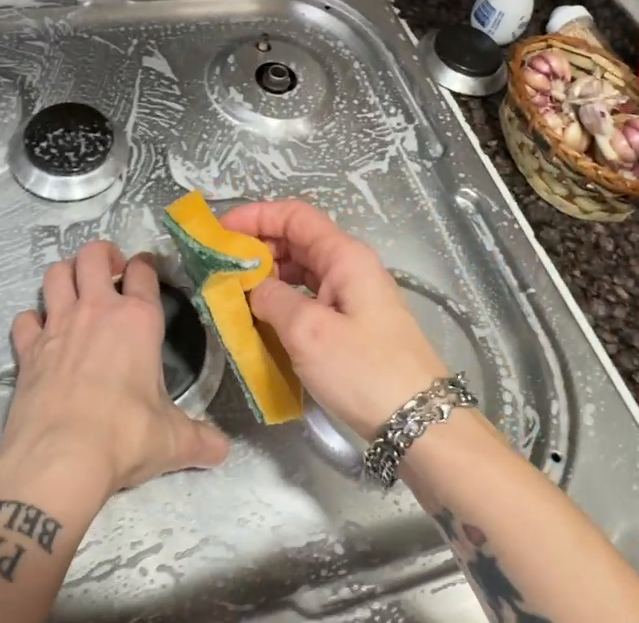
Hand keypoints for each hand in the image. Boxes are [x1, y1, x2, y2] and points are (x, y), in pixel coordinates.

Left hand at [0, 242, 229, 496]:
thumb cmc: (124, 437)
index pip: (144, 271)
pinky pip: (25, 318)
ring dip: (66, 274)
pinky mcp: (28, 349)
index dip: (147, 264)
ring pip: (55, 274)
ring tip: (76, 289)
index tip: (147, 269)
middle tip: (111, 270)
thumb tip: (222, 450)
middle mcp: (97, 311)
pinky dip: (32, 321)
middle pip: (93, 255)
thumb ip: (199, 439)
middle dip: (102, 254)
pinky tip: (41, 333)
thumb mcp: (173, 440)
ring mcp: (57, 326)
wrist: (60, 460)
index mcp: (138, 319)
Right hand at [222, 200, 449, 438]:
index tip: (220, 232)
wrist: (418, 422)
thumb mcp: (308, 332)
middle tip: (219, 266)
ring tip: (233, 293)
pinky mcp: (352, 325)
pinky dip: (282, 300)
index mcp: (344, 256)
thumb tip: (251, 286)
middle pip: (297, 240)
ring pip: (302, 270)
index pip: (295, 215)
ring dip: (267, 276)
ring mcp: (353, 297)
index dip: (256, 216)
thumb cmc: (364, 370)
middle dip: (257, 246)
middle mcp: (350, 267)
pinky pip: (310, 298)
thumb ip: (272, 299)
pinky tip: (261, 319)